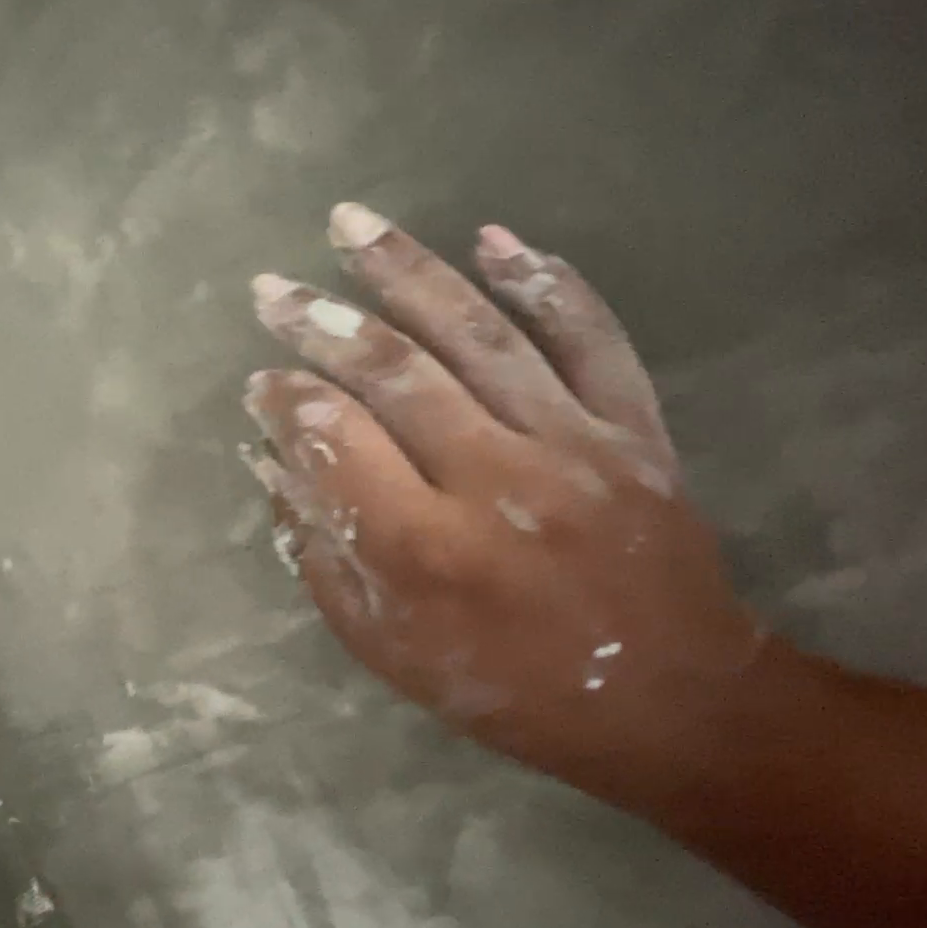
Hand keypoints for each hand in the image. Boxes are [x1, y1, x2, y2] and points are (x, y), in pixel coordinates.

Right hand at [244, 204, 763, 799]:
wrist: (669, 703)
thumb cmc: (500, 687)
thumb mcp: (380, 643)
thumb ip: (317, 550)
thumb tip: (270, 462)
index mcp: (422, 548)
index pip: (333, 442)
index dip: (285, 404)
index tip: (257, 386)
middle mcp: (495, 481)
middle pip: (394, 374)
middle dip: (318, 324)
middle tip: (269, 289)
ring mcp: (573, 445)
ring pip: (478, 335)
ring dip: (406, 272)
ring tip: (349, 224)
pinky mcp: (632, 430)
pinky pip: (589, 339)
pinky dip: (544, 283)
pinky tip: (493, 238)